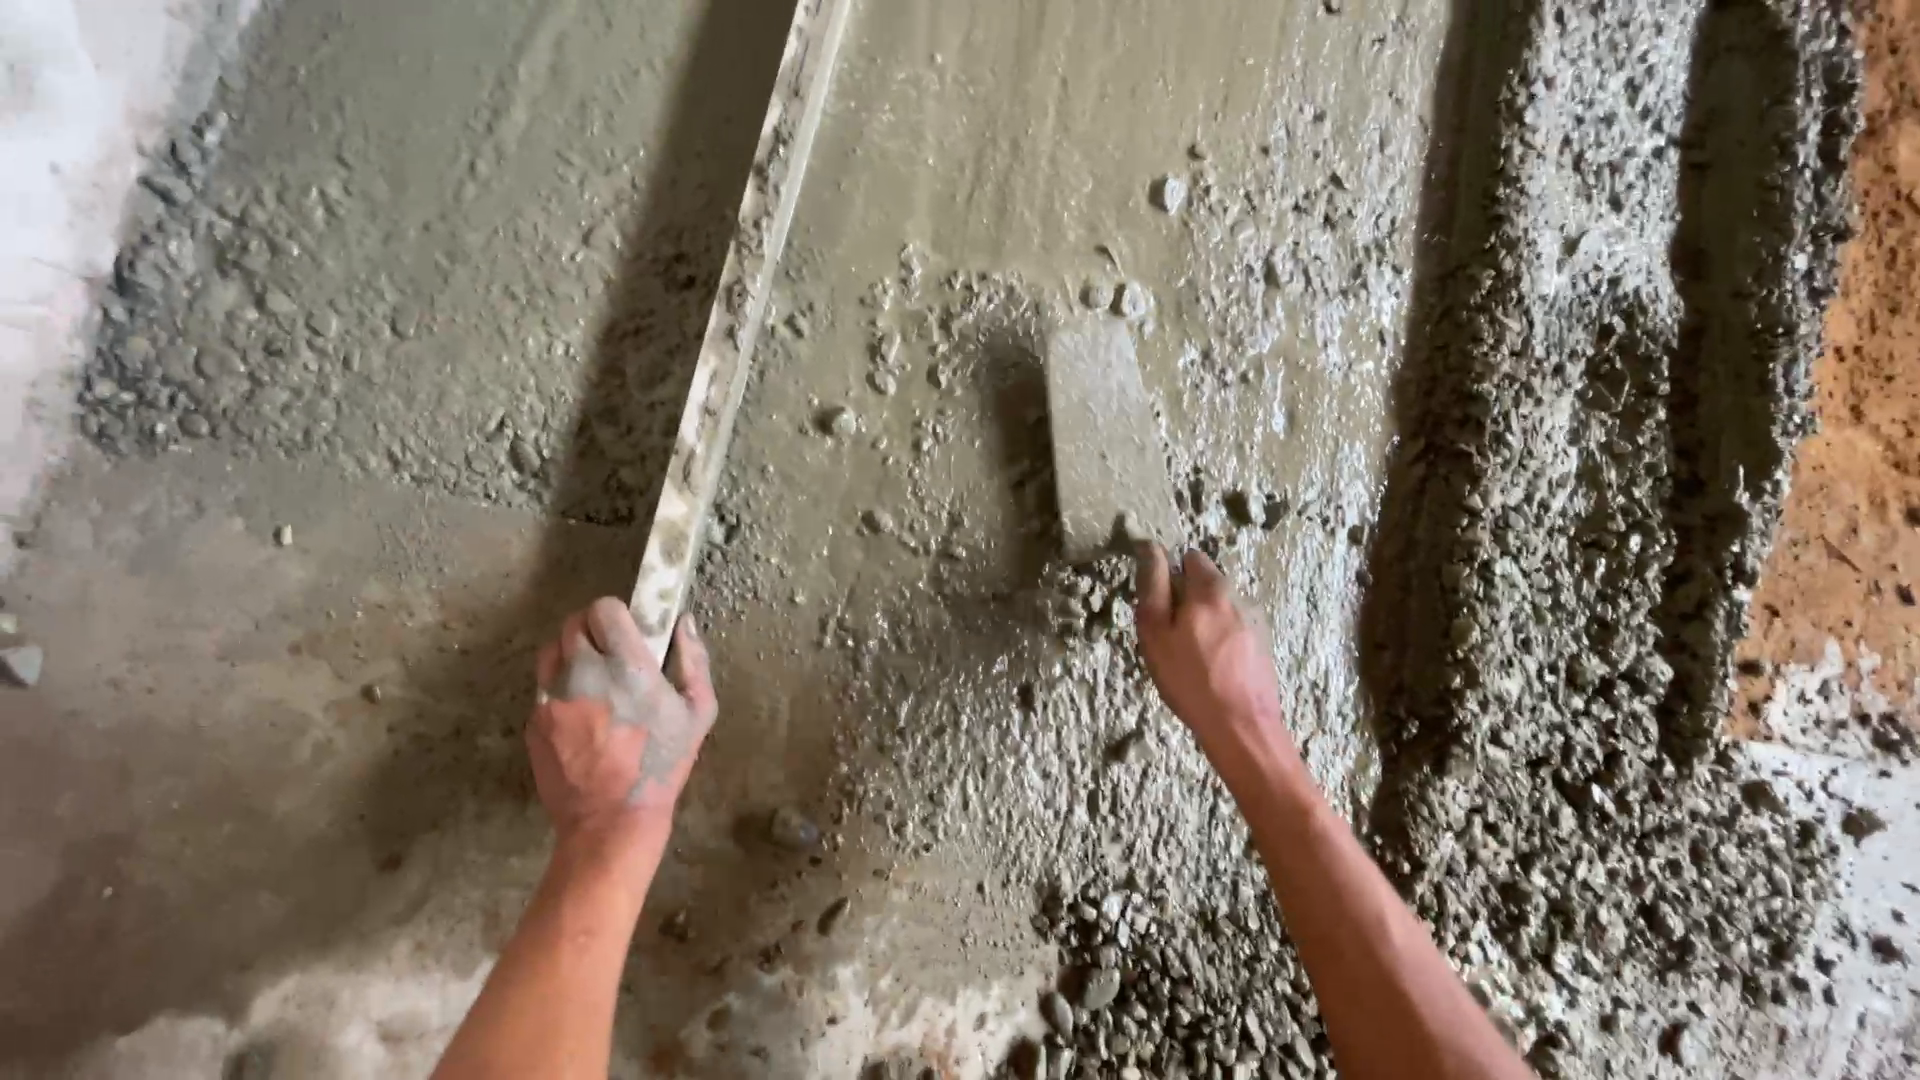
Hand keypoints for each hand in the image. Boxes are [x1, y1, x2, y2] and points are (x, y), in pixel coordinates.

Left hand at [530, 598, 716, 854]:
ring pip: (551, 650)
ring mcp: (552, 697)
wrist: (611, 819)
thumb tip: (684, 622)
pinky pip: (543, 685)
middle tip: (611, 649)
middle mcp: (584, 673)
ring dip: (571, 651)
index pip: (604, 609)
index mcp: (627, 666)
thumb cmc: (663, 764)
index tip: (627, 628)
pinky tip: (581, 709)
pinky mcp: (534, 720)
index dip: (616, 613)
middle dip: (592, 628)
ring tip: (592, 675)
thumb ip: (694, 659)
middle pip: (572, 623)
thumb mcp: (699, 711)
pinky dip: (560, 685)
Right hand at [1134, 545, 1294, 777]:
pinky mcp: (1263, 643)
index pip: (1189, 557)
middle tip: (1171, 637)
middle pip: (1206, 582)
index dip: (1170, 576)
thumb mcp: (1156, 631)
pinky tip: (1213, 667)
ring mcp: (1256, 620)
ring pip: (1220, 607)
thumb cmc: (1189, 679)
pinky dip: (1221, 638)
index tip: (1159, 606)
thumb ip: (1152, 585)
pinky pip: (1234, 627)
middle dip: (1187, 600)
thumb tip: (1150, 546)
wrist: (1241, 726)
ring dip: (1204, 620)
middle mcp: (1239, 596)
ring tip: (1192, 657)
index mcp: (1211, 588)